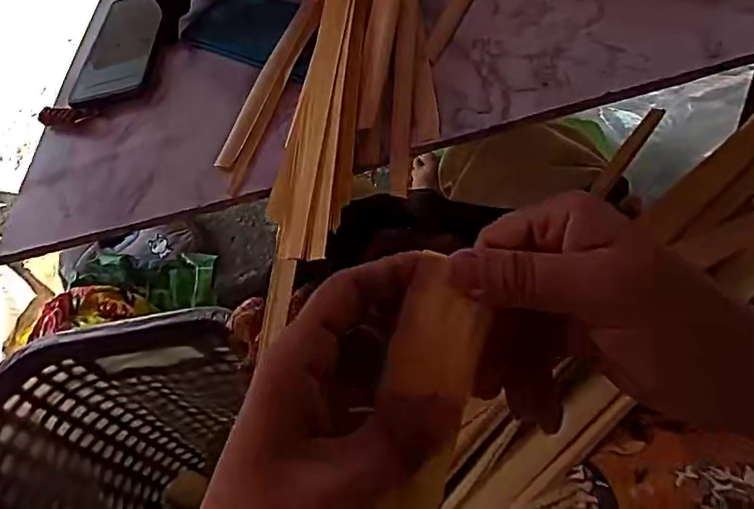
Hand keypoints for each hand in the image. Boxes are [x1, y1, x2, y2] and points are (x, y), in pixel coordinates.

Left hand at [203, 253, 459, 508]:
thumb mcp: (336, 483)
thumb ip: (396, 440)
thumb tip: (454, 397)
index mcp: (294, 359)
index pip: (345, 290)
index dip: (390, 271)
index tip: (438, 270)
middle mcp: (302, 369)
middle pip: (361, 318)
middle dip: (409, 313)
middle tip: (458, 314)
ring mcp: (311, 402)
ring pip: (366, 357)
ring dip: (407, 354)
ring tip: (453, 356)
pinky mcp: (319, 434)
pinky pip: (365, 395)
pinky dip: (397, 393)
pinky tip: (429, 408)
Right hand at [446, 191, 753, 432]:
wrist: (735, 377)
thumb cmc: (671, 323)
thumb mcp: (596, 294)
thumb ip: (525, 277)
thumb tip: (452, 265)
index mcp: (566, 220)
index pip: (497, 242)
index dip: (474, 286)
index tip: (456, 337)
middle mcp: (562, 247)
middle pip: (501, 287)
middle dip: (495, 338)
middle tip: (482, 387)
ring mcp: (570, 290)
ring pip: (515, 324)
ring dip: (515, 368)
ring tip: (526, 408)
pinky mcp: (577, 328)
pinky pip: (536, 349)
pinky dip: (534, 380)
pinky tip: (544, 411)